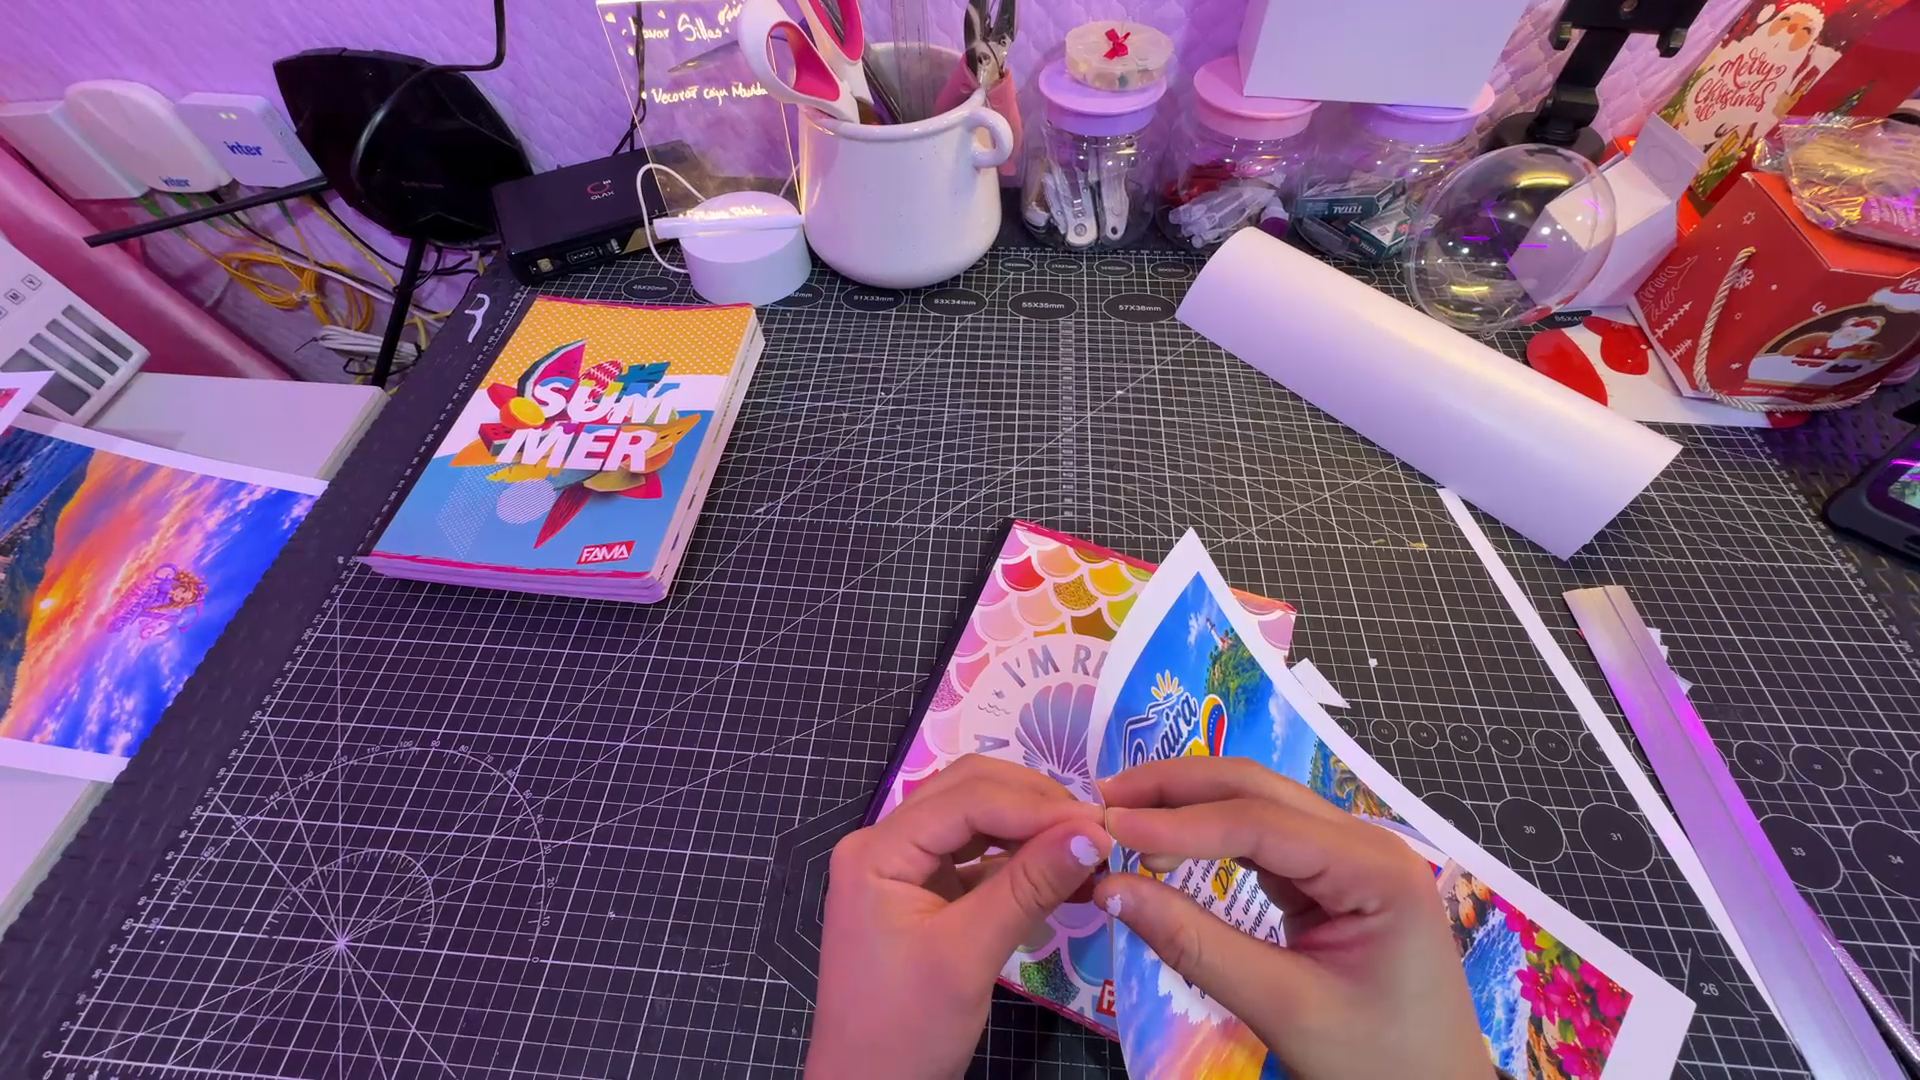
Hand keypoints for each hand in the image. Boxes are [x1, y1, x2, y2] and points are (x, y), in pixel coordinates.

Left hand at [807, 755, 1112, 1078]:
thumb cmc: (907, 1034)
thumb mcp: (969, 958)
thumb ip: (1028, 887)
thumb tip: (1093, 834)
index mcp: (878, 848)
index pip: (965, 799)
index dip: (1034, 805)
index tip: (1098, 823)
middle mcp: (885, 840)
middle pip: (967, 791)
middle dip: (1032, 803)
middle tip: (1093, 827)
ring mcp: (902, 862)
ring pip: (973, 815)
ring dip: (1028, 824)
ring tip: (1083, 843)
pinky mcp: (922, 887)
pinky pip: (973, 852)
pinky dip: (1015, 854)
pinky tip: (1057, 866)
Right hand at [1093, 757, 1488, 1079]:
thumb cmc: (1378, 1067)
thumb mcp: (1283, 1009)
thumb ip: (1193, 943)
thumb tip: (1107, 887)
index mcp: (1373, 867)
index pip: (1258, 821)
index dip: (1178, 820)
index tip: (1109, 826)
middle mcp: (1361, 840)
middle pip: (1254, 788)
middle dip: (1175, 789)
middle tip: (1106, 800)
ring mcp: (1343, 851)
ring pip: (1250, 801)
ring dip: (1184, 804)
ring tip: (1123, 816)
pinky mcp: (1322, 872)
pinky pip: (1254, 835)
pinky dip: (1203, 835)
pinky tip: (1163, 844)